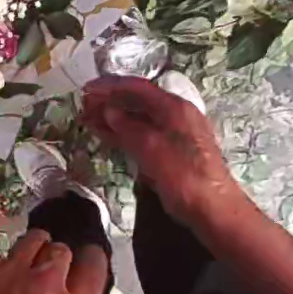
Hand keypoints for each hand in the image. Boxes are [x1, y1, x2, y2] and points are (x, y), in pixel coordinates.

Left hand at [0, 210, 108, 293]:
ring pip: (32, 238)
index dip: (93, 265)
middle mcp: (46, 282)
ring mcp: (8, 272)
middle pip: (62, 249)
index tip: (88, 272)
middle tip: (54, 280)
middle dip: (62, 261)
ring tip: (31, 261)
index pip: (96, 263)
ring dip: (35, 247)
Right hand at [82, 75, 241, 224]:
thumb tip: (108, 111)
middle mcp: (174, 115)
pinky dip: (119, 132)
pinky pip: (138, 134)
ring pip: (136, 118)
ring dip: (111, 116)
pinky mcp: (166, 151)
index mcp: (175, 108)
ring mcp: (171, 133)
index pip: (138, 87)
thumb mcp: (151, 147)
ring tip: (86, 117)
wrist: (210, 207)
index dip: (110, 85)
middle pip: (136, 101)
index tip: (86, 88)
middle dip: (108, 101)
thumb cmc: (183, 174)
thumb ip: (128, 127)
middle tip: (83, 104)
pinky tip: (101, 132)